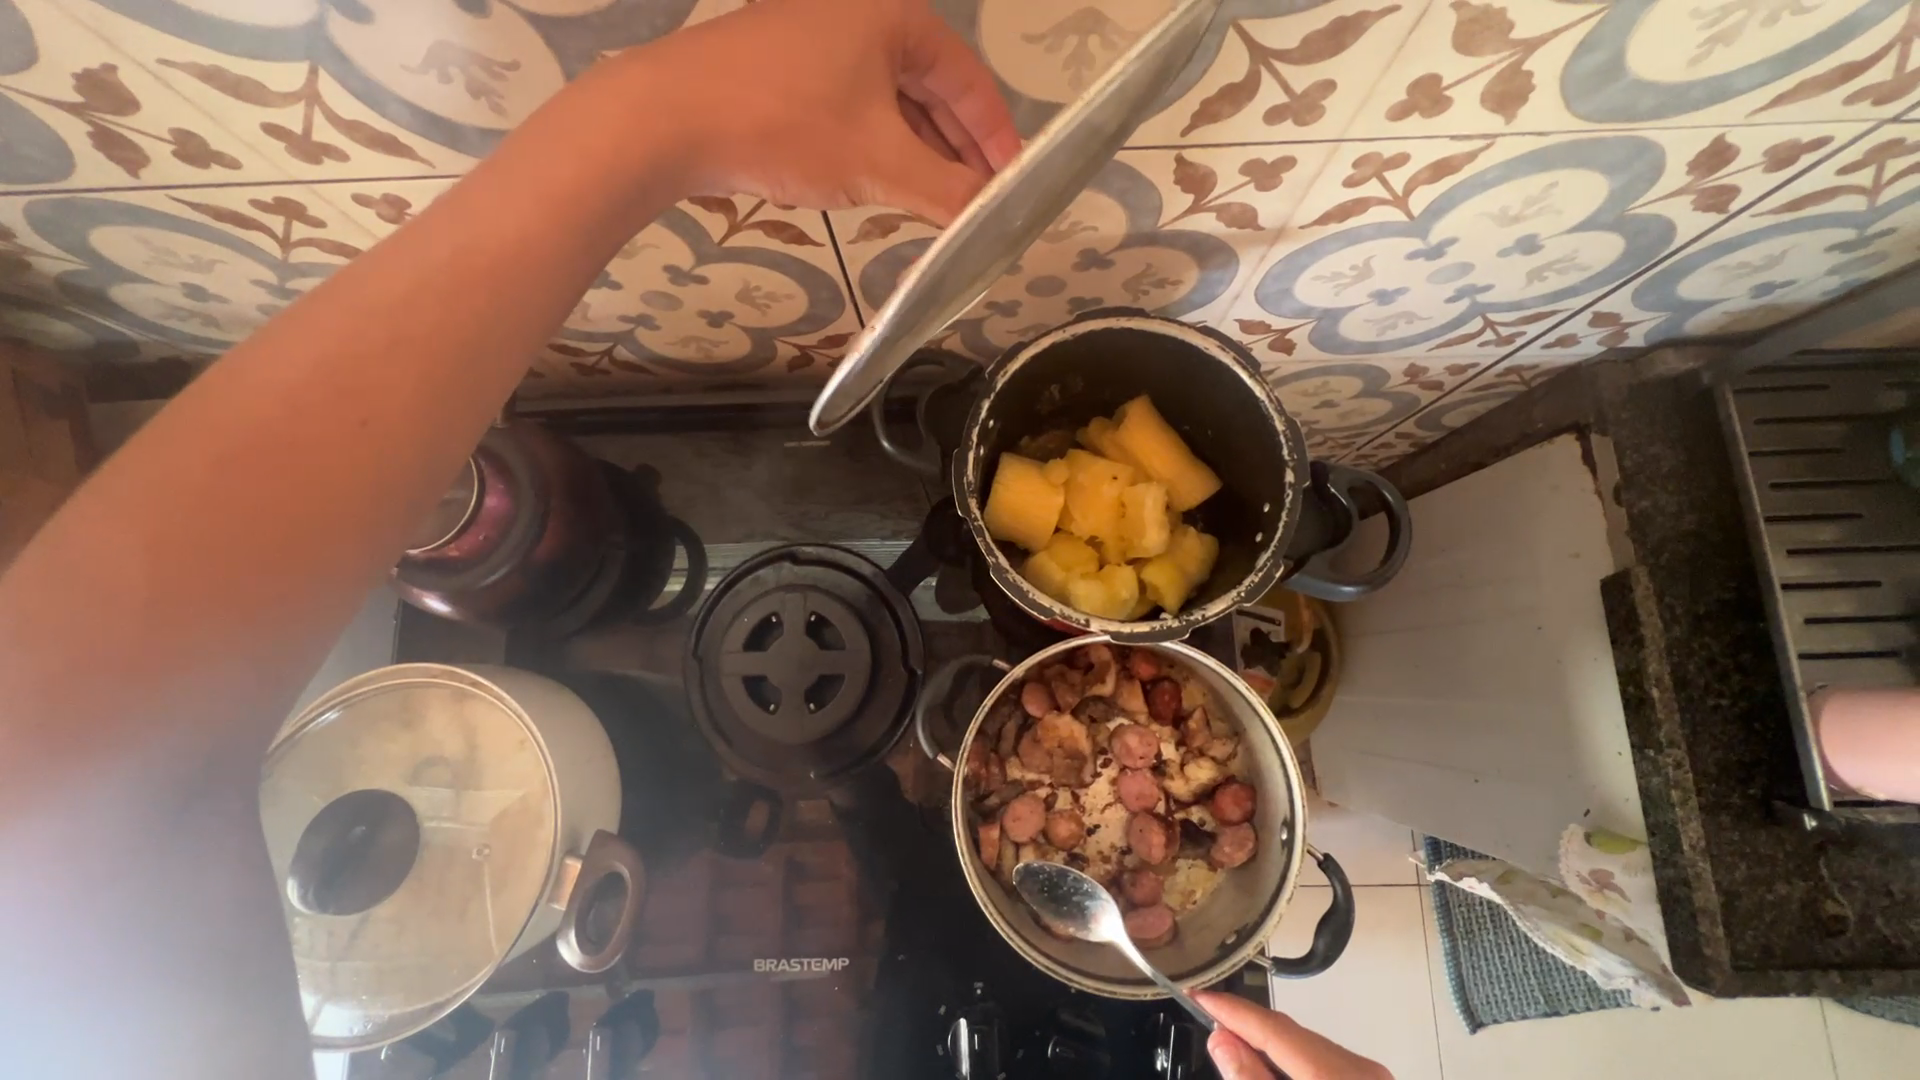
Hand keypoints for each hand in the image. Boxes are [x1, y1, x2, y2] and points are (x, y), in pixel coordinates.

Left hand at [608, 0, 1020, 223]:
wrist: (671, 119)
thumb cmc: (787, 126)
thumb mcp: (880, 164)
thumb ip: (946, 193)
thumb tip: (993, 220)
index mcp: (894, 16)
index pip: (968, 81)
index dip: (997, 137)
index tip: (1015, 185)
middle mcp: (862, 15)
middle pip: (933, 91)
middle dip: (961, 151)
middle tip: (984, 203)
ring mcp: (821, 41)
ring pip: (894, 104)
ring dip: (924, 155)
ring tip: (947, 204)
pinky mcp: (791, 71)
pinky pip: (859, 111)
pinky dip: (884, 149)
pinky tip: (894, 185)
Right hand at [1196, 991, 1391, 1079]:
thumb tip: (1221, 1039)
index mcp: (1336, 1075)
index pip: (1273, 1028)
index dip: (1230, 1009)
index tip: (1196, 995)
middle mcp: (1359, 1069)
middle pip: (1290, 1033)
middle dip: (1246, 1025)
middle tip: (1205, 1017)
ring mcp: (1371, 1078)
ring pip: (1306, 1046)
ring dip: (1268, 1044)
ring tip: (1232, 1045)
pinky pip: (1322, 1061)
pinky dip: (1292, 1060)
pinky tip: (1271, 1069)